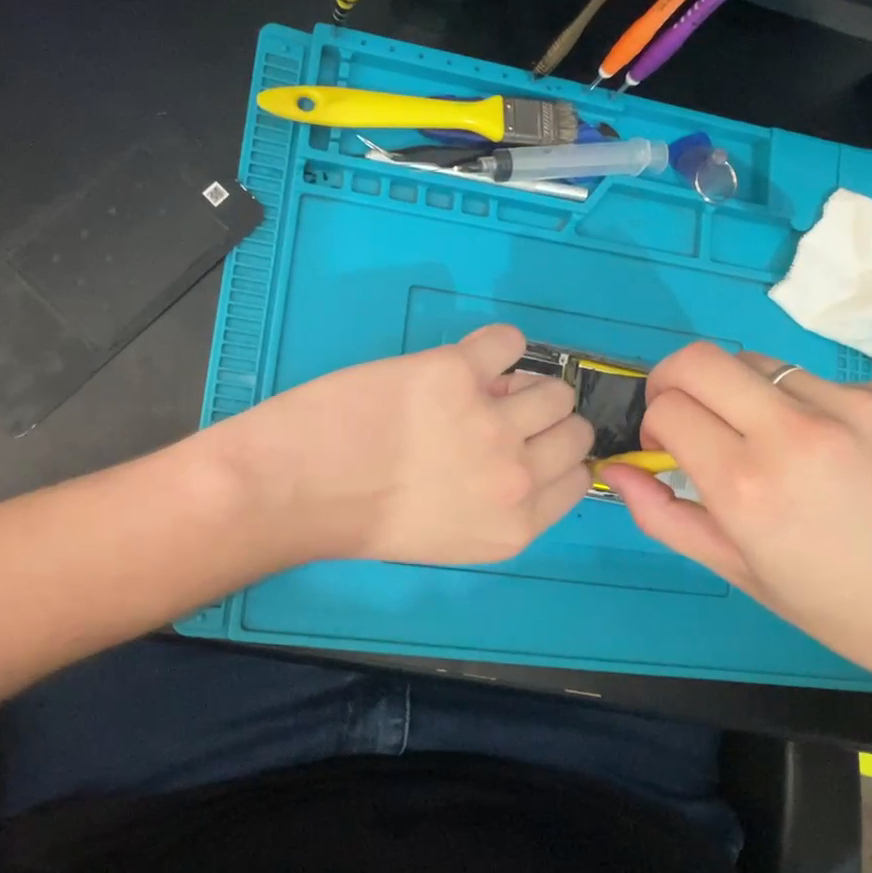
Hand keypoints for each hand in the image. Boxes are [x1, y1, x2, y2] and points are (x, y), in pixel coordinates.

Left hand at [219, 324, 592, 565]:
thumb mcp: (446, 532)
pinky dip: (497, 344)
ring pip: (551, 386)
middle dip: (543, 419)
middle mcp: (517, 478)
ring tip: (478, 388)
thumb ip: (495, 498)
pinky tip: (469, 357)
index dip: (553, 454)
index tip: (530, 442)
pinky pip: (508, 340)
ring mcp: (491, 421)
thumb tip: (516, 437)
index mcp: (515, 527)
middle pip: (573, 428)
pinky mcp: (456, 371)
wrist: (293, 487)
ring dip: (522, 384)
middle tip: (500, 413)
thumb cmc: (356, 518)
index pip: (577, 478)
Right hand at [601, 342, 871, 694]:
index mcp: (749, 486)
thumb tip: (615, 470)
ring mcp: (857, 403)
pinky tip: (846, 456)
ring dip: (745, 396)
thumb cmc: (849, 613)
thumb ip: (665, 516)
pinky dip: (812, 408)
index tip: (668, 448)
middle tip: (688, 417)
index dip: (654, 424)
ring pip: (762, 366)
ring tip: (780, 447)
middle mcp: (797, 430)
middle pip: (700, 359)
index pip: (666, 408)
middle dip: (674, 380)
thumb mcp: (743, 574)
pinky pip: (826, 382)